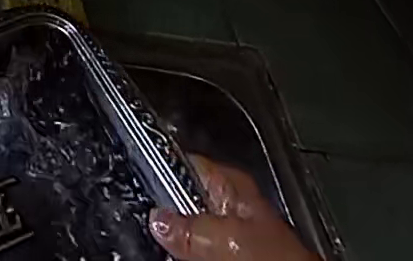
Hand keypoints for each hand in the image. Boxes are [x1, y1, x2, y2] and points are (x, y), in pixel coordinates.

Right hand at [149, 155, 320, 260]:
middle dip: (165, 212)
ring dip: (174, 236)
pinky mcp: (230, 253)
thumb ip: (192, 227)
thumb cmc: (279, 259)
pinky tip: (175, 255)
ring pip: (189, 229)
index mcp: (231, 187)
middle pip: (183, 199)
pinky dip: (186, 251)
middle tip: (144, 223)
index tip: (134, 176)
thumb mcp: (230, 240)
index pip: (184, 161)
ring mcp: (230, 235)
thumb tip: (157, 217)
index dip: (159, 166)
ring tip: (156, 242)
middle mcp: (229, 207)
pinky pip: (197, 249)